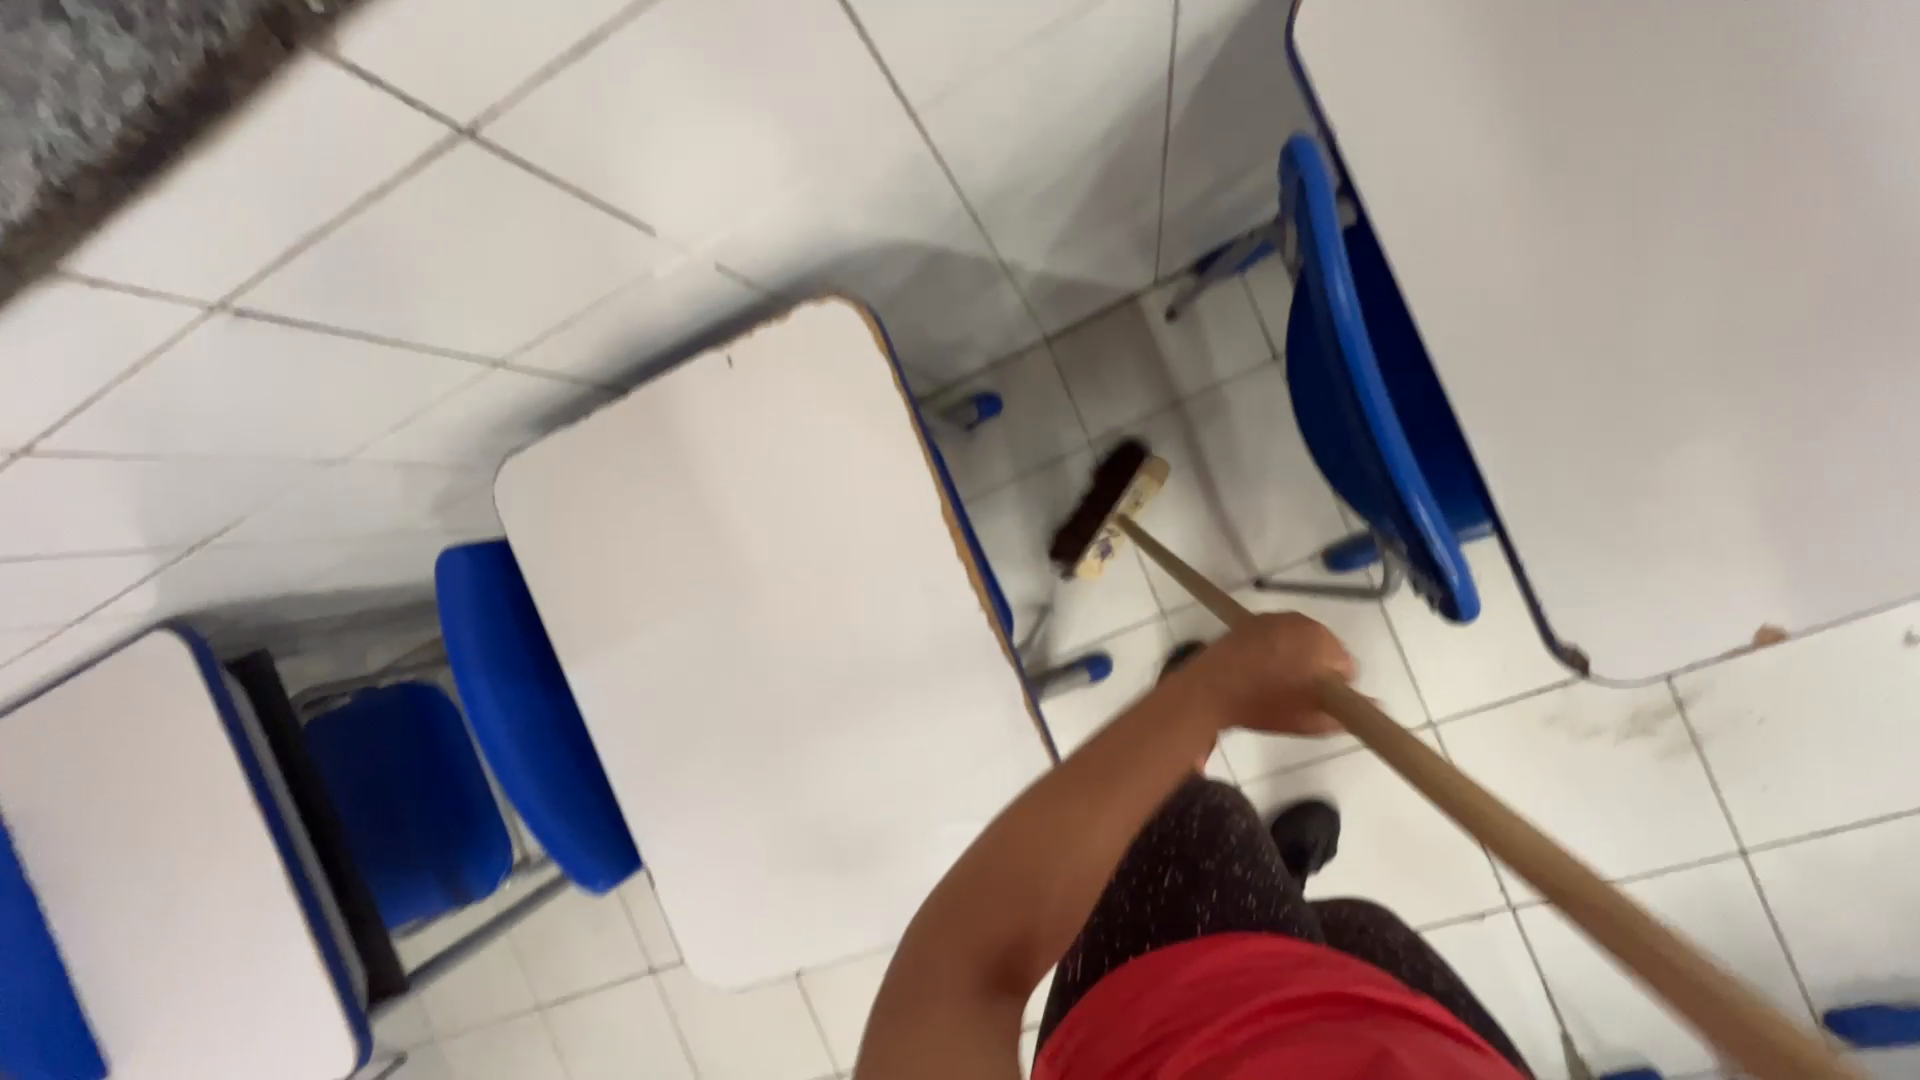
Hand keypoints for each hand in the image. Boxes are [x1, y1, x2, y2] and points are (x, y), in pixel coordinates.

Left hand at [1158, 613, 1355, 736]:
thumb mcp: (1312, 720)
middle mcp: (1302, 621)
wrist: (1210, 689)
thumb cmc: (1264, 705)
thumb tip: (1376, 704)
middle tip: (1295, 695)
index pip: (1346, 667)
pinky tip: (1259, 669)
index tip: (1316, 702)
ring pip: (1299, 641)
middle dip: (1315, 669)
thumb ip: (1349, 713)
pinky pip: (1275, 636)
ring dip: (1295, 658)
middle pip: (1323, 649)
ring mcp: (1274, 618)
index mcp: (1323, 641)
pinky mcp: (1251, 621)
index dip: (1334, 688)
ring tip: (1274, 683)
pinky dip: (1274, 649)